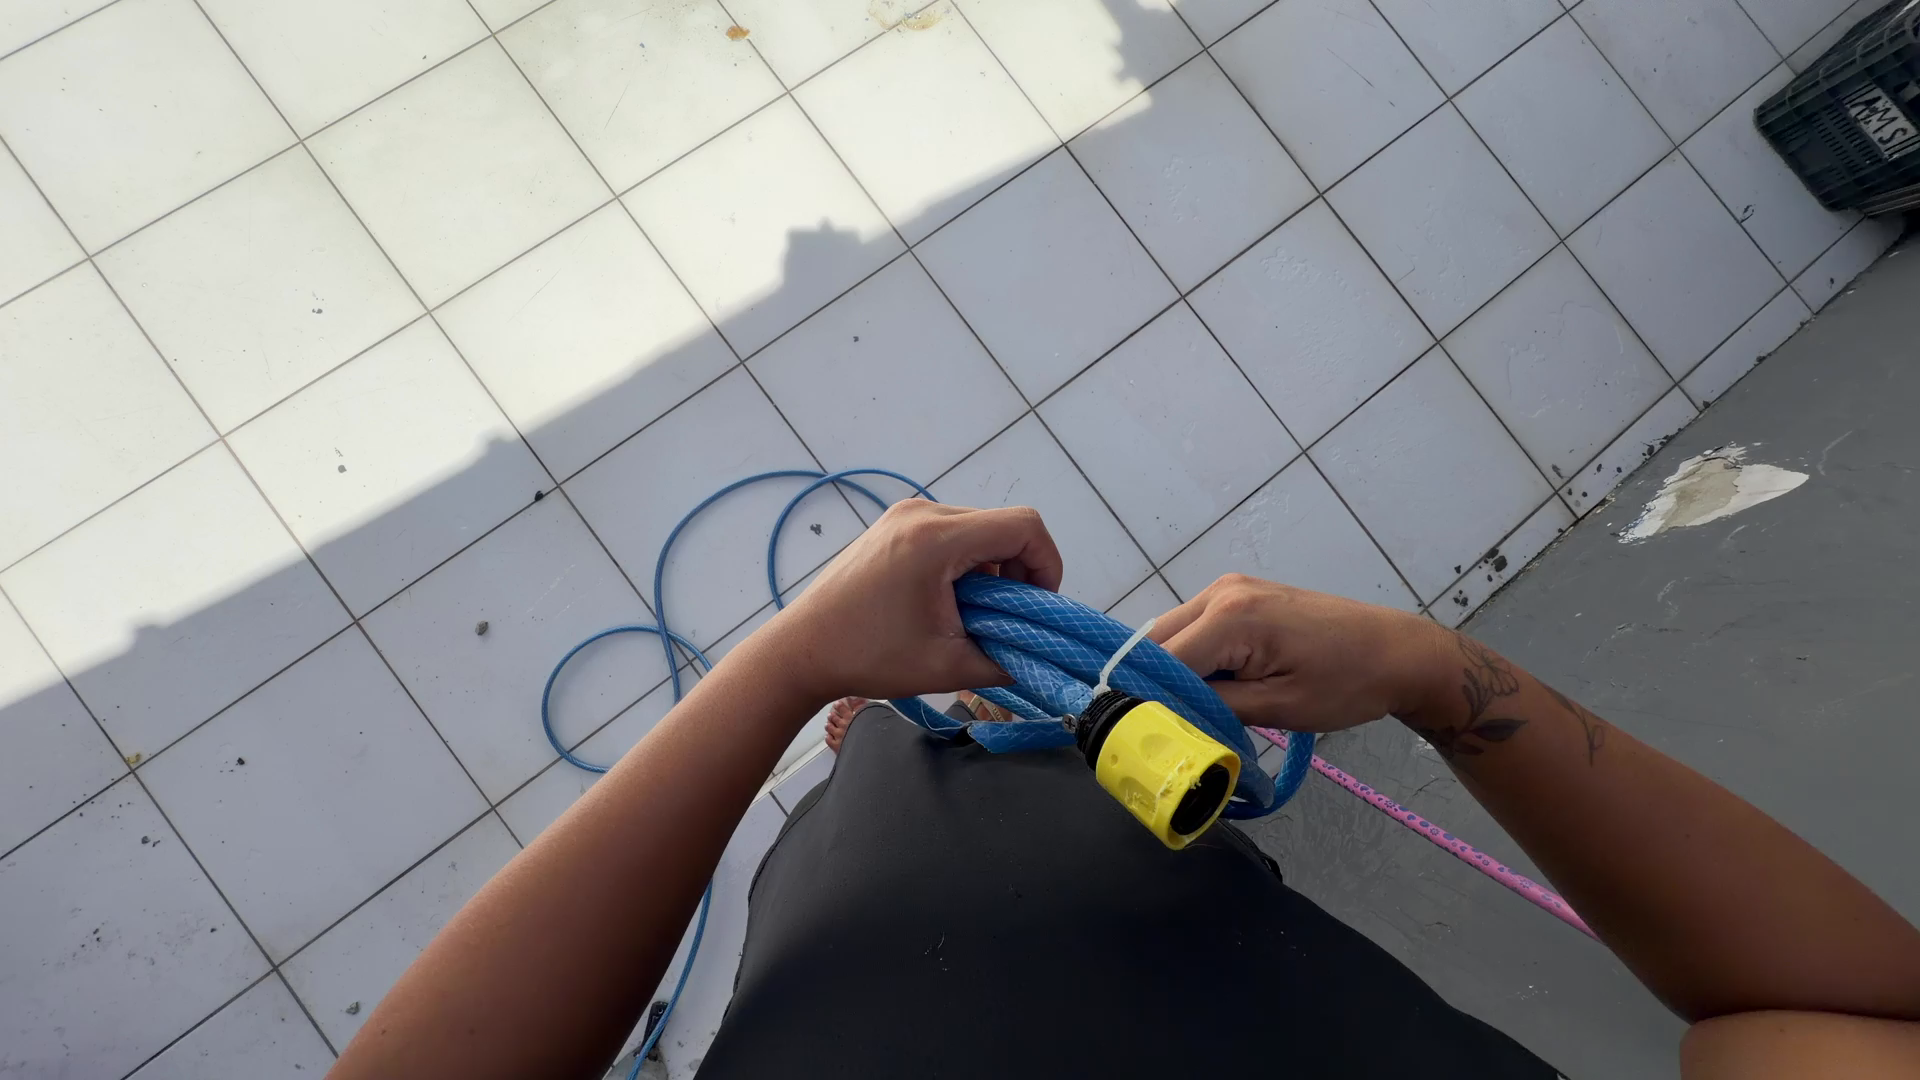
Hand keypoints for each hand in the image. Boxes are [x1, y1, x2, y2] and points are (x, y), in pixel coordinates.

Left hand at [755, 499, 1062, 702]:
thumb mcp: (948, 666)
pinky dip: (964, 562)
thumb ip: (1005, 660)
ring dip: (991, 568)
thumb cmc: (869, 656)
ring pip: (978, 529)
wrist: (802, 649)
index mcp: (937, 538)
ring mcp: (904, 514)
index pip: (1023, 525)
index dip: (1047, 563)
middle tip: (1005, 618)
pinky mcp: (894, 525)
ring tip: (972, 613)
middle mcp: (922, 512)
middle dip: (1018, 571)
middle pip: (1001, 526)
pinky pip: (951, 532)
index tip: (1037, 606)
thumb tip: (1037, 655)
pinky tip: (947, 599)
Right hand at [1148, 574, 1452, 732]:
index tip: (1145, 732)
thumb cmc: (1348, 684)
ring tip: (1190, 707)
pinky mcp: (1237, 593)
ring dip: (1173, 669)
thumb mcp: (1279, 708)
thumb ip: (1214, 707)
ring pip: (1172, 632)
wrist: (1398, 652)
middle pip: (1157, 640)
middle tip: (1164, 724)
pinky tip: (1211, 683)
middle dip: (1155, 681)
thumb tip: (1162, 715)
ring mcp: (1228, 588)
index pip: (1162, 659)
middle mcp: (1219, 592)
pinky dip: (1193, 655)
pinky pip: (1195, 626)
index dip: (1147, 696)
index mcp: (1230, 616)